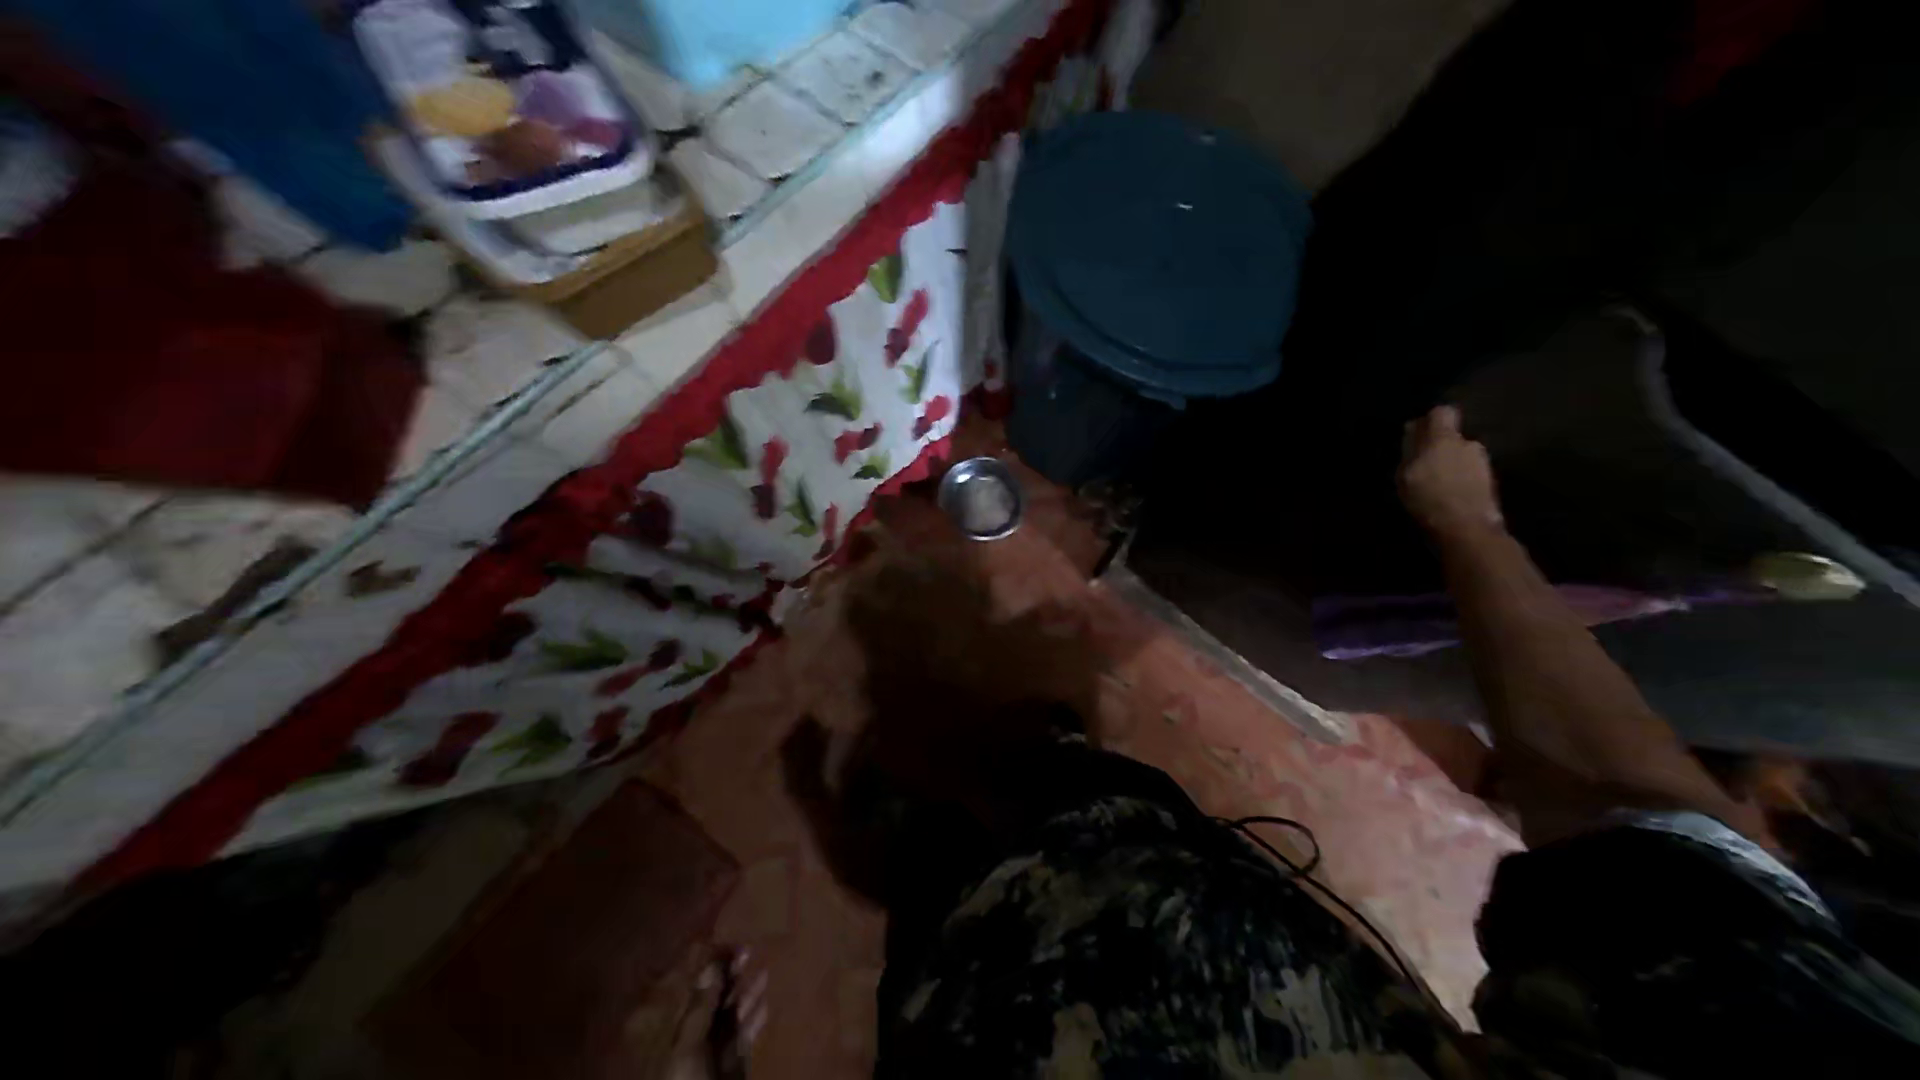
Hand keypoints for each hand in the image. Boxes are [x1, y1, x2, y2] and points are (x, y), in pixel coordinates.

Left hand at [666, 947, 767, 1079]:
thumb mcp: (686, 1051)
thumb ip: (698, 1009)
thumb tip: (710, 965)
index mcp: (670, 1033)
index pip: (687, 989)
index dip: (704, 965)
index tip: (727, 942)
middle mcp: (688, 1040)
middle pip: (709, 1000)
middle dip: (728, 976)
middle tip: (749, 951)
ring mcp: (709, 1056)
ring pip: (727, 1017)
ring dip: (745, 993)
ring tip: (764, 971)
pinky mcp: (729, 1070)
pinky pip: (742, 1039)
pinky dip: (754, 1021)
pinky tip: (768, 1005)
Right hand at [1399, 405, 1503, 540]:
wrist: (1467, 528)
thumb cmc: (1427, 498)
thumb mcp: (1405, 474)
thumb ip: (1410, 448)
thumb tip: (1413, 427)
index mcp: (1444, 439)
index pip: (1442, 412)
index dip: (1430, 419)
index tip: (1417, 432)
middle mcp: (1468, 444)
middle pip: (1451, 437)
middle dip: (1438, 447)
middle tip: (1421, 466)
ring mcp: (1482, 462)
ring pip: (1460, 455)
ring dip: (1449, 464)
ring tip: (1434, 485)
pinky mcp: (1489, 480)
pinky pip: (1469, 471)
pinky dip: (1458, 478)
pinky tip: (1448, 495)